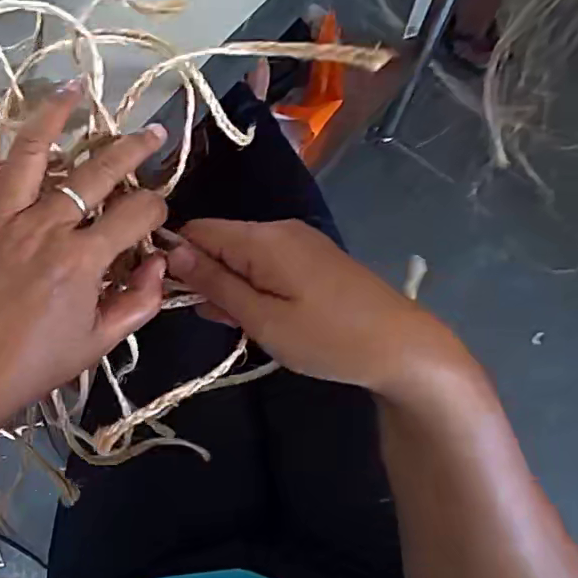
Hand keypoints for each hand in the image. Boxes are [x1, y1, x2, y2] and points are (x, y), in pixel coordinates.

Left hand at [0, 85, 170, 454]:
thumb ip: (138, 302)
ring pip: (29, 152)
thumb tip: (158, 262)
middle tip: (151, 133)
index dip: (157, 208)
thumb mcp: (98, 344)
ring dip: (55, 115)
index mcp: (80, 261)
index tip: (156, 214)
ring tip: (74, 90)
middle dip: (133, 149)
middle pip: (97, 172)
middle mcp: (41, 229)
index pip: (137, 214)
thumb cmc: (33, 366)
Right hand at [162, 219, 478, 398]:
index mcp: (262, 237)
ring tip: (243, 326)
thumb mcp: (262, 318)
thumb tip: (172, 252)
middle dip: (206, 277)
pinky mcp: (313, 258)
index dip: (177, 258)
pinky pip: (267, 264)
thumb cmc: (327, 338)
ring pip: (242, 256)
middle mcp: (279, 229)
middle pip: (219, 242)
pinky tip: (263, 318)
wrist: (405, 349)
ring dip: (231, 287)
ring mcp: (300, 242)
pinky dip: (254, 287)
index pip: (197, 230)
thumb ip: (215, 283)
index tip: (171, 296)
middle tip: (217, 321)